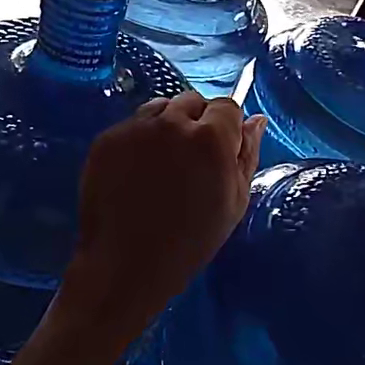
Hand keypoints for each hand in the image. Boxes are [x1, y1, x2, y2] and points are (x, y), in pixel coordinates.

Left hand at [64, 92, 264, 325]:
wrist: (126, 263)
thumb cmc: (191, 240)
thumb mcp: (234, 201)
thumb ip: (247, 155)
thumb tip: (257, 120)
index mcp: (210, 137)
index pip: (227, 106)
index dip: (227, 128)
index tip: (221, 152)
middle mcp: (172, 122)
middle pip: (192, 101)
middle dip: (198, 121)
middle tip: (192, 159)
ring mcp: (135, 128)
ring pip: (160, 108)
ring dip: (169, 125)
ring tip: (164, 164)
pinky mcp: (107, 139)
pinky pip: (132, 126)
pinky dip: (140, 140)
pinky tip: (138, 172)